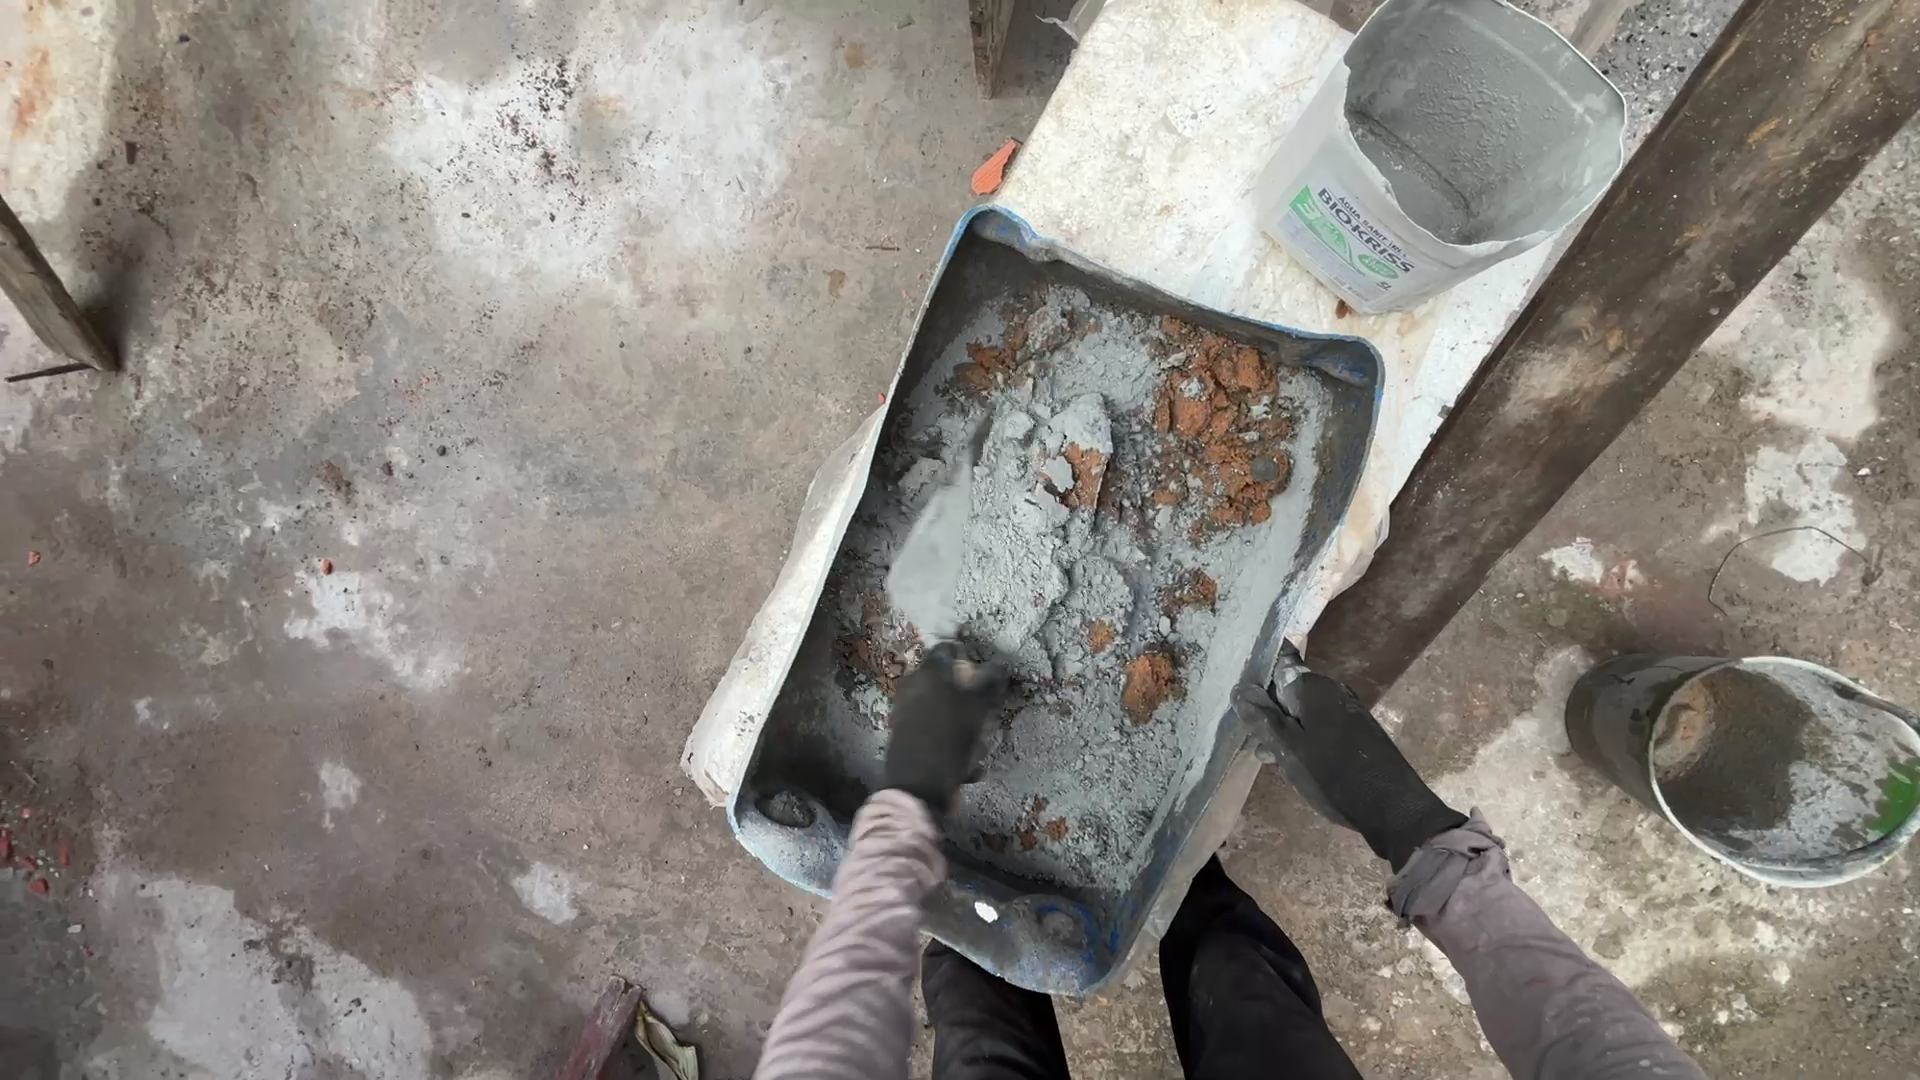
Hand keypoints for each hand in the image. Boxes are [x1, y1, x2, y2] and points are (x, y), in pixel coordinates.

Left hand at [885, 641, 1010, 811]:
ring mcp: (903, 711)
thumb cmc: (950, 739)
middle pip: (942, 680)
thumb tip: (997, 668)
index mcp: (928, 672)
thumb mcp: (978, 708)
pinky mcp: (902, 735)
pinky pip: (931, 731)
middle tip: (983, 709)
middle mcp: (910, 686)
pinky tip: (967, 764)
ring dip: (958, 720)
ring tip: (977, 742)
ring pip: (938, 707)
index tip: (983, 674)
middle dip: (964, 693)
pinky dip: (948, 741)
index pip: (948, 649)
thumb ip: (989, 683)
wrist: (918, 786)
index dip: (967, 658)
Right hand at [1232, 649, 1465, 869]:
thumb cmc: (1333, 775)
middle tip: (1252, 737)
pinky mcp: (1357, 734)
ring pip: (1303, 712)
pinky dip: (1303, 740)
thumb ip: (1261, 717)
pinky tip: (1293, 764)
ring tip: (1268, 757)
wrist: (1395, 812)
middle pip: (1288, 690)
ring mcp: (1348, 713)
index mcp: (1314, 687)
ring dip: (1283, 730)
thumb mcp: (1288, 748)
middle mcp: (1333, 692)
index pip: (1278, 661)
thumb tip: (1239, 690)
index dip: (1256, 674)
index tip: (1240, 693)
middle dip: (1267, 710)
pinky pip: (1319, 727)